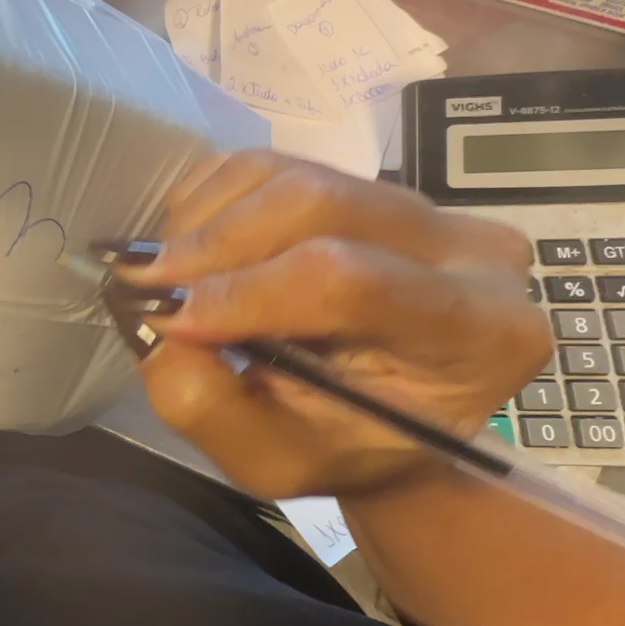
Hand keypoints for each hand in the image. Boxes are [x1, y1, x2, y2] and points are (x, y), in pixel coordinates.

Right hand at [123, 151, 547, 499]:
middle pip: (314, 203)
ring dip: (199, 222)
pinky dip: (202, 201)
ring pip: (280, 175)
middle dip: (210, 245)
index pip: (348, 280)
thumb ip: (208, 404)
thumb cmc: (335, 445)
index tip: (167, 317)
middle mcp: (466, 250)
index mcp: (479, 334)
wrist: (372, 413)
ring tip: (170, 272)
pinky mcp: (354, 179)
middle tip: (145, 284)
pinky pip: (261, 164)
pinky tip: (192, 247)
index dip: (242, 291)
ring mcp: (412, 203)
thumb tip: (156, 322)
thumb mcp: (268, 460)